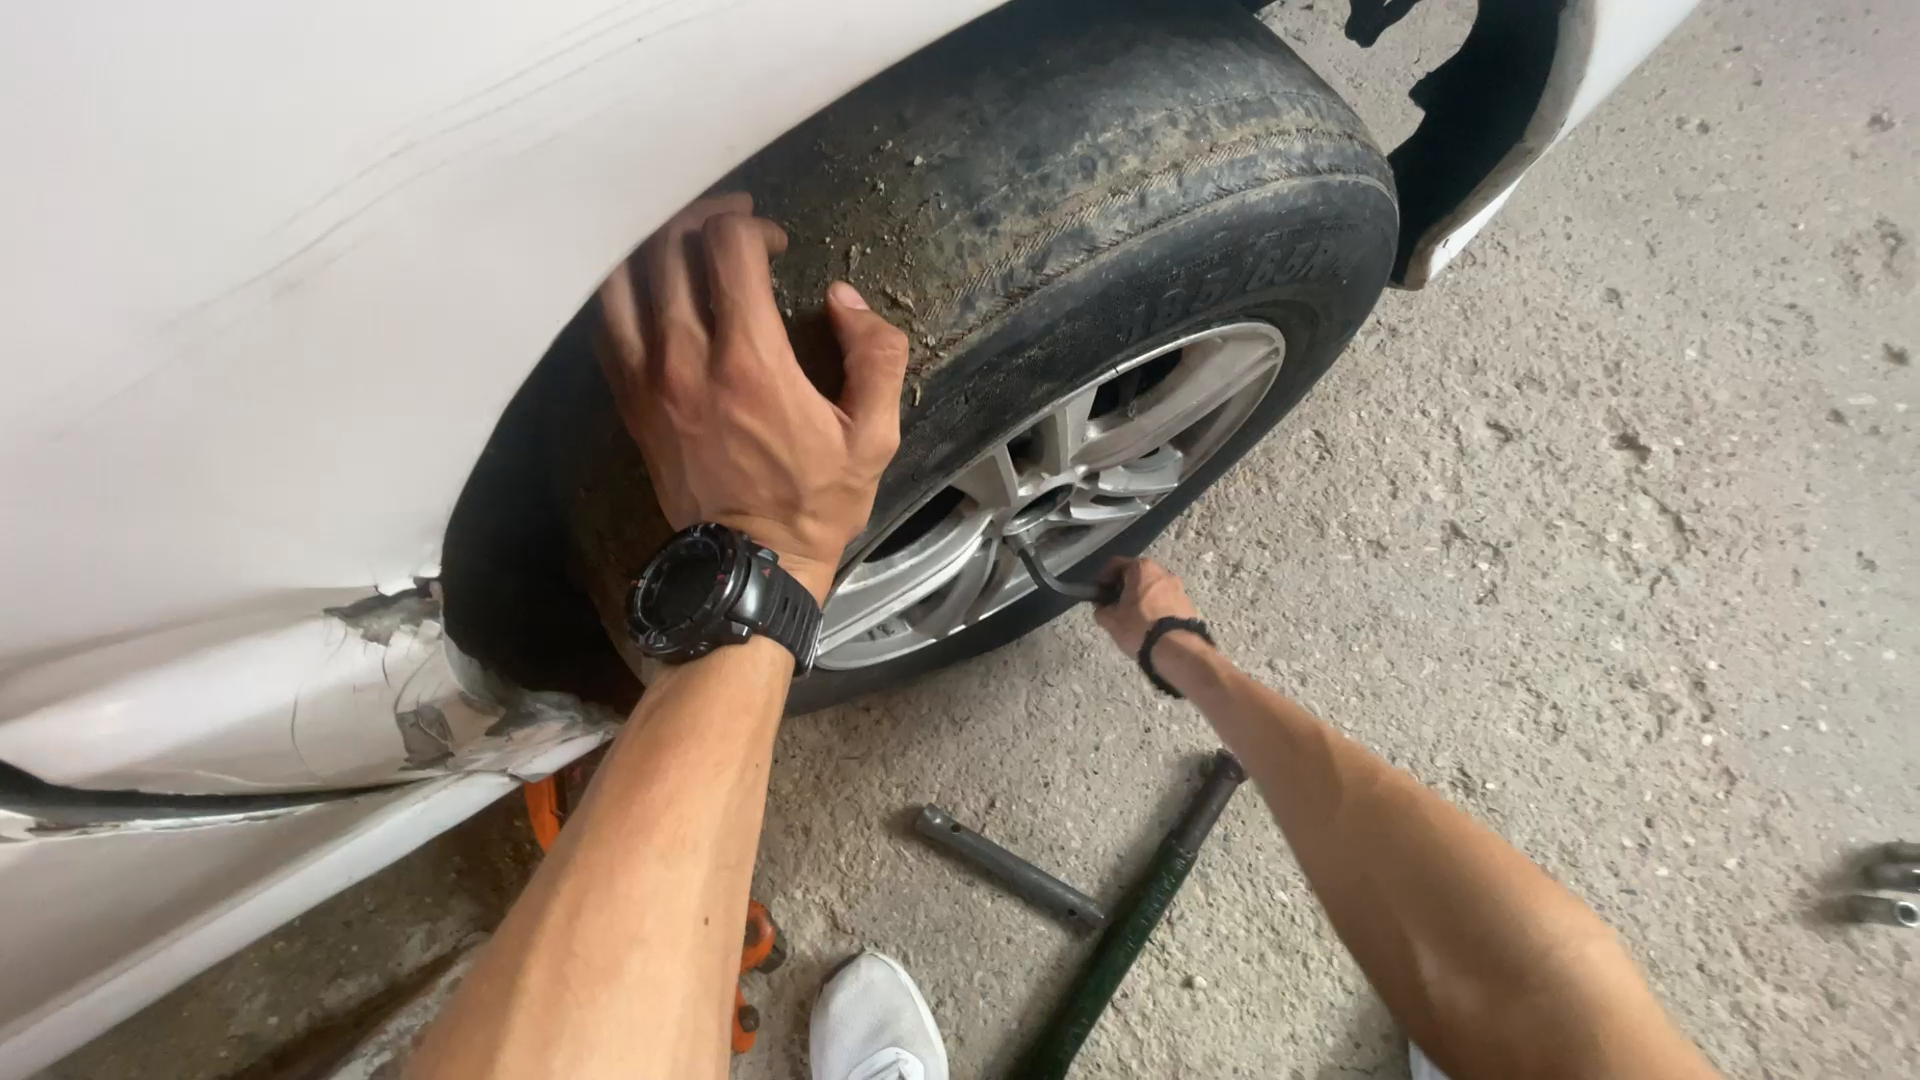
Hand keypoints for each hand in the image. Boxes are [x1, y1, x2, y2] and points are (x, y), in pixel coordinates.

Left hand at [595, 193, 909, 599]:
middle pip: (670, 250)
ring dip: (655, 246)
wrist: (754, 561)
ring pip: (625, 278)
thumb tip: (845, 299)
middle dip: (703, 220)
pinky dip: (623, 290)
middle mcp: (688, 360)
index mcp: (752, 363)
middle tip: (732, 227)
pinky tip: (651, 288)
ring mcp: (649, 381)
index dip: (752, 228)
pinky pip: (607, 324)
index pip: (727, 250)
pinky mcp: (630, 403)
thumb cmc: (818, 501)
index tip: (775, 245)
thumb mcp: (876, 437)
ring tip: (686, 244)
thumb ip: (876, 357)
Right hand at [1093, 556, 1200, 655]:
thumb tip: (1103, 607)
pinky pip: (1166, 601)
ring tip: (1134, 617)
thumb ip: (1101, 609)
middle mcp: (1162, 571)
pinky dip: (1156, 607)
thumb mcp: (1110, 620)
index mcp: (1142, 568)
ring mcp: (1179, 587)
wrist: (1176, 648)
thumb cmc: (1138, 627)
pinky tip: (1151, 624)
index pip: (1116, 564)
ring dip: (1141, 597)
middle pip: (1137, 574)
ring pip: (1153, 588)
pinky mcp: (1188, 603)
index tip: (1098, 593)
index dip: (1103, 578)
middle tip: (1115, 605)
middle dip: (1124, 587)